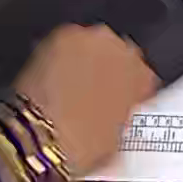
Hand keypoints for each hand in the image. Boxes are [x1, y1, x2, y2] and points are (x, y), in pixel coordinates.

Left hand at [0, 24, 156, 181]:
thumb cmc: (76, 148)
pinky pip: (68, 39)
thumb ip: (125, 123)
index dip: (129, 89)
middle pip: (121, 53)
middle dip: (107, 69)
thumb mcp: (116, 146)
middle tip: (88, 93)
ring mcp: (94, 39)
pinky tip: (52, 75)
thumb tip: (118, 124)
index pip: (146, 75)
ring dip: (85, 59)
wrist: (37, 141)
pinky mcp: (63, 34)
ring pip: (94, 44)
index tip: (118, 98)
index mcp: (145, 77)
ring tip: (67, 83)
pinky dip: (61, 54)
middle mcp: (124, 51)